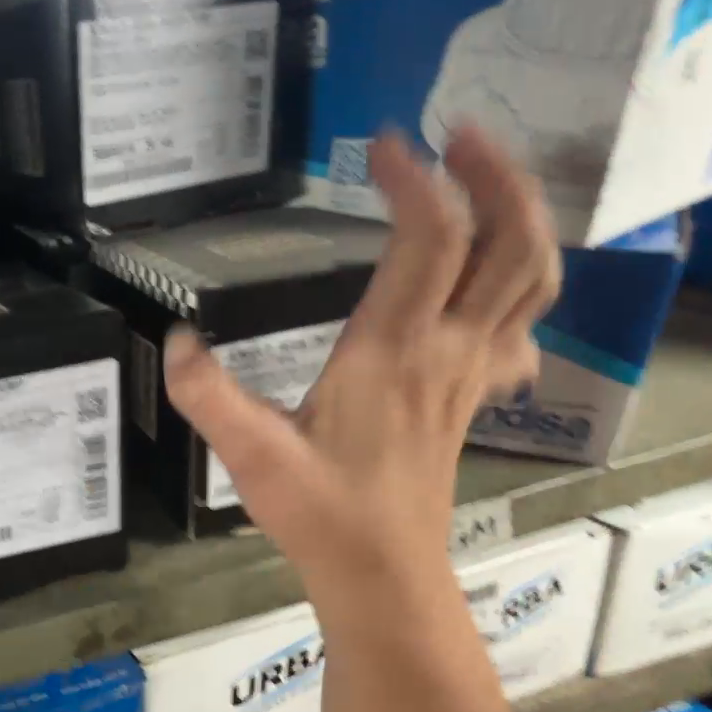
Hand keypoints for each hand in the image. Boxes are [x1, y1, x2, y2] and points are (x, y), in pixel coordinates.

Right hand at [163, 126, 558, 591]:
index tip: (382, 147)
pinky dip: (518, 288)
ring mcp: (469, 374)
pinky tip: (488, 288)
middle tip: (460, 135)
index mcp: (393, 350)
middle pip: (513, 243)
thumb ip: (208, 396)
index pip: (429, 239)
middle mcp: (446, 349)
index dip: (414, 182)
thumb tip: (178, 340)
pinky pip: (519, 327)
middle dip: (496, 177)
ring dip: (521, 218)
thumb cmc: (321, 513)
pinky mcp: (470, 398)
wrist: (382, 575)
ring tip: (484, 182)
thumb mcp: (250, 454)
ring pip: (532, 281)